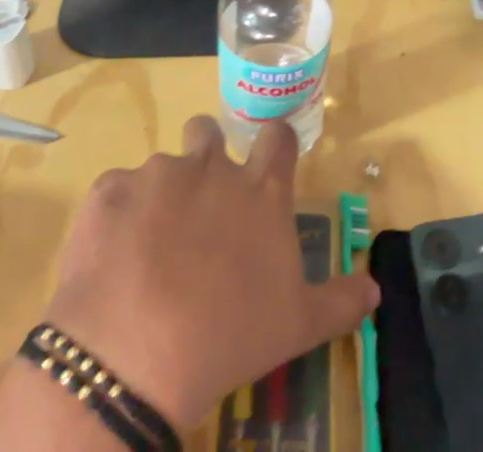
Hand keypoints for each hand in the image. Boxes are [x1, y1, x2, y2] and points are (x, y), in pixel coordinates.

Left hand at [41, 117, 378, 432]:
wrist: (135, 351)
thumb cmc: (231, 334)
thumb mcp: (301, 324)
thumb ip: (343, 299)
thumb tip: (375, 288)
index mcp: (261, 191)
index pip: (278, 137)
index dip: (274, 144)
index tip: (268, 160)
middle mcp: (210, 168)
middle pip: (208, 131)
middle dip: (207, 152)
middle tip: (201, 201)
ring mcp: (155, 174)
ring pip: (161, 166)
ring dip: (162, 194)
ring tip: (151, 246)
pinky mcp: (108, 191)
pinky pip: (117, 192)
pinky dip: (120, 216)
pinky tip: (117, 256)